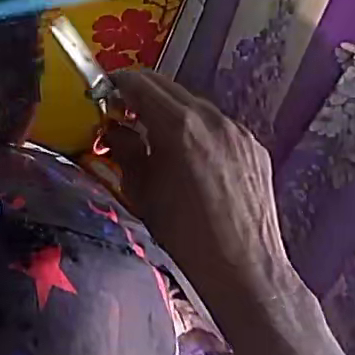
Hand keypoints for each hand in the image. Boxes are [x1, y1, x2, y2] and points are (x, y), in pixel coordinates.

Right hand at [107, 69, 305, 323]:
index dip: (114, 83)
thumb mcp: (140, 188)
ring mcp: (237, 131)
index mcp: (178, 125)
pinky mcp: (254, 147)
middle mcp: (211, 119)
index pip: (139, 83)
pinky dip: (194, 126)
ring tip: (150, 133)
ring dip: (166, 108)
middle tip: (118, 110)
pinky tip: (186, 153)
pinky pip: (215, 123)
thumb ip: (124, 147)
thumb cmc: (182, 233)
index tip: (100, 94)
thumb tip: (112, 127)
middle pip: (165, 85)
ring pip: (191, 102)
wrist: (244, 271)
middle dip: (138, 92)